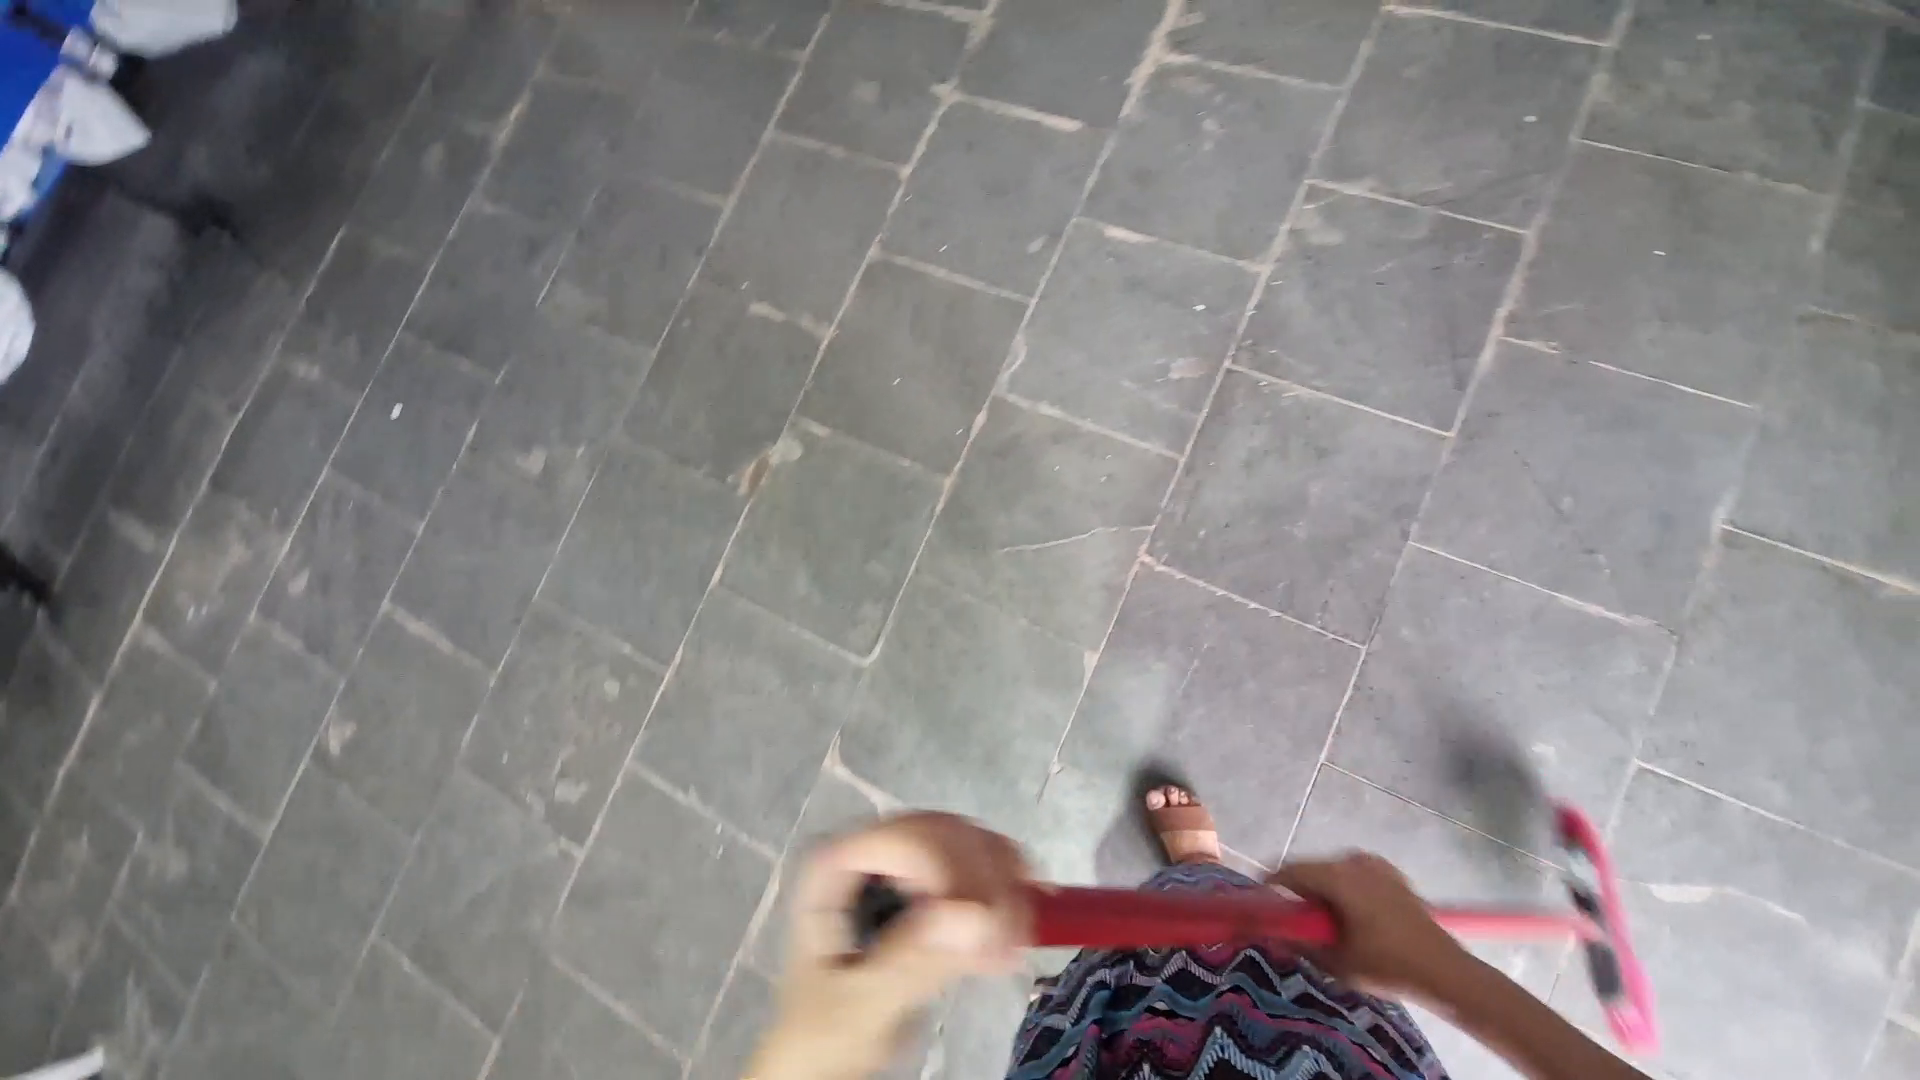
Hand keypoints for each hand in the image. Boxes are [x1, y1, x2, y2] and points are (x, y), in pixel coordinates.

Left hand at [756, 813, 1032, 1079]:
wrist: (826, 1051)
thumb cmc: (824, 1030)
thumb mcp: (859, 1004)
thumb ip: (908, 960)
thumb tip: (973, 915)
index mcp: (836, 865)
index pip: (904, 839)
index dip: (950, 871)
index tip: (984, 925)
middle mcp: (873, 849)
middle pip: (945, 834)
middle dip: (985, 880)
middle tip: (1008, 942)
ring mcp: (906, 862)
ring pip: (970, 843)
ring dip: (1004, 885)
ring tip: (1012, 945)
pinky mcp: (935, 881)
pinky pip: (983, 862)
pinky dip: (1008, 888)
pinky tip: (1016, 930)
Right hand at [1268, 852, 1474, 1002]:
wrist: (1446, 973)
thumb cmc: (1387, 966)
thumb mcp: (1336, 962)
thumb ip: (1300, 945)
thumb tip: (1273, 935)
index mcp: (1337, 877)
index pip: (1291, 871)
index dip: (1272, 883)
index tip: (1261, 898)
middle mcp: (1353, 862)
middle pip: (1313, 868)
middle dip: (1300, 887)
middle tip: (1297, 915)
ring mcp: (1376, 865)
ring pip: (1335, 869)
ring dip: (1325, 887)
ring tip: (1326, 916)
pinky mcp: (1393, 874)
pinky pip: (1357, 873)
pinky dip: (1347, 885)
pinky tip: (1353, 910)